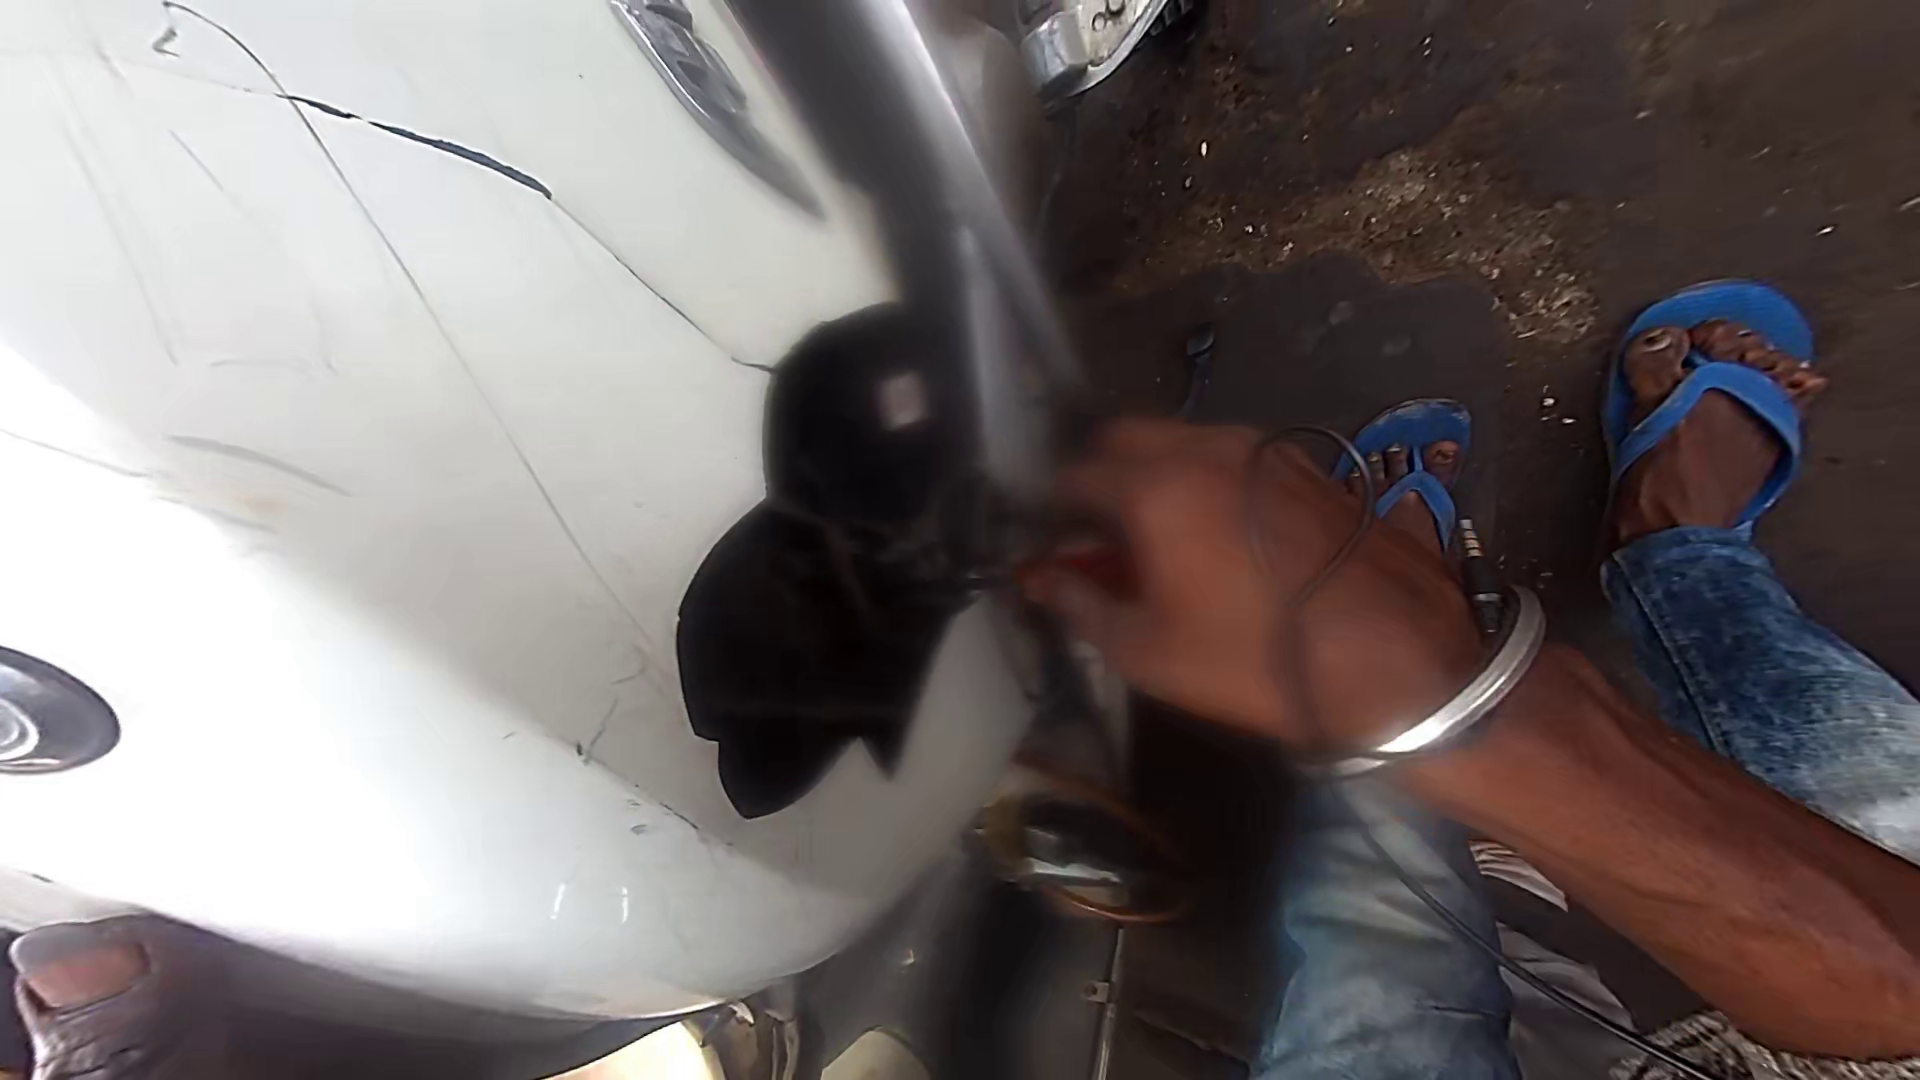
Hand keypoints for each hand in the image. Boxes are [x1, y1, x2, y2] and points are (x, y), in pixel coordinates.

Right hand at [1024, 419, 1481, 751]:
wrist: (1400, 664)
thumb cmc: (1250, 661)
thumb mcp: (1144, 649)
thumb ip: (1078, 602)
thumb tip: (1038, 578)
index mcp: (1154, 490)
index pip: (1075, 477)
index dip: (1056, 510)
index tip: (1059, 541)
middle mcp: (1201, 449)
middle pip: (1121, 436)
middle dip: (1097, 474)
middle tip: (1102, 528)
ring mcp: (1257, 447)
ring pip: (1175, 437)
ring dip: (1147, 470)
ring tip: (1158, 528)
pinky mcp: (1300, 459)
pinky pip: (1224, 449)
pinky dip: (1196, 472)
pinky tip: (1215, 524)